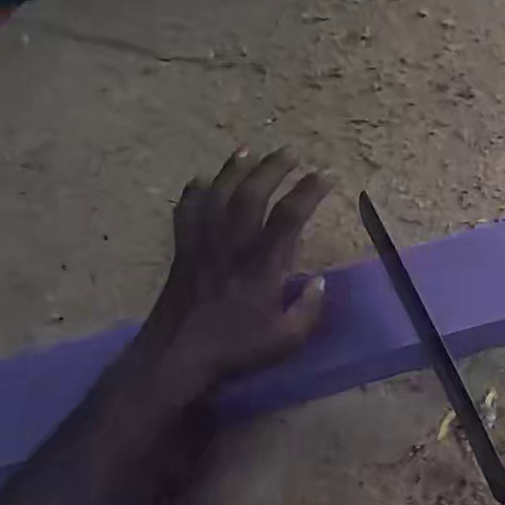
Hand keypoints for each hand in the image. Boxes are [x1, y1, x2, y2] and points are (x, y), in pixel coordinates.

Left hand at [131, 147, 334, 397]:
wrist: (178, 354)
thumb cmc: (237, 348)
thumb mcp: (287, 339)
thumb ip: (309, 310)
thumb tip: (320, 281)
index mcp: (262, 267)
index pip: (288, 218)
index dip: (309, 192)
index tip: (326, 176)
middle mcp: (232, 247)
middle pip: (251, 195)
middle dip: (273, 169)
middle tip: (291, 153)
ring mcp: (203, 245)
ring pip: (217, 195)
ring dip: (234, 170)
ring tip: (249, 150)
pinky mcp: (183, 251)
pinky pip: (186, 212)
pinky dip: (194, 192)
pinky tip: (201, 180)